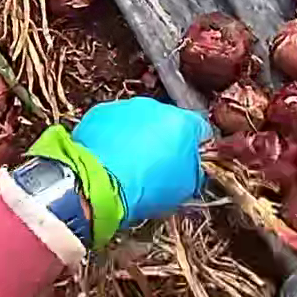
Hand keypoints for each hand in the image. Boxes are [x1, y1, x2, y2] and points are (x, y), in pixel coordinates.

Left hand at [30, 97, 205, 247]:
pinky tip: (108, 158)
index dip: (195, 149)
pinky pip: (114, 123)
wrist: (96, 183)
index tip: (187, 164)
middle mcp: (157, 106)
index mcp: (183, 123)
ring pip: (140, 120)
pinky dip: (114, 136)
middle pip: (169, 121)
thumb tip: (193, 168)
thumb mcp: (183, 189)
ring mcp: (127, 107)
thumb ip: (195, 171)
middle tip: (156, 167)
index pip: (200, 129)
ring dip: (138, 137)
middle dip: (165, 140)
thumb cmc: (144, 188)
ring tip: (128, 165)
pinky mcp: (101, 112)